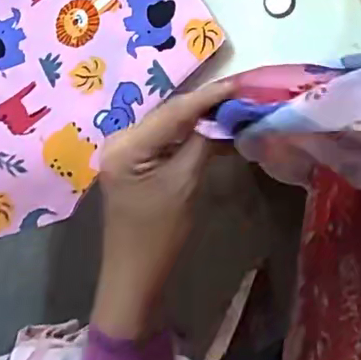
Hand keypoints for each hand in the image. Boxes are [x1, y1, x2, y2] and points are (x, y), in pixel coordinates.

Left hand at [90, 80, 236, 338]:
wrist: (135, 276)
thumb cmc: (159, 235)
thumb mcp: (185, 183)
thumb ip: (201, 142)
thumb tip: (222, 115)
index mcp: (127, 145)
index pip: (174, 111)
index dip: (208, 96)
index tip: (238, 83)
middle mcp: (120, 138)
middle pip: (169, 113)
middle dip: (204, 103)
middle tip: (239, 92)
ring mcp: (124, 148)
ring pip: (168, 122)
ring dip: (198, 115)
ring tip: (231, 103)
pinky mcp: (133, 158)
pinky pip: (164, 136)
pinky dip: (188, 132)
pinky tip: (212, 126)